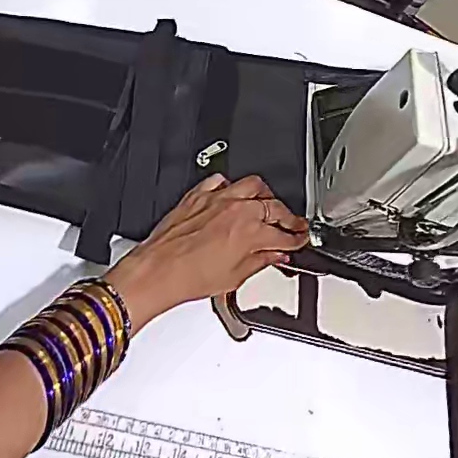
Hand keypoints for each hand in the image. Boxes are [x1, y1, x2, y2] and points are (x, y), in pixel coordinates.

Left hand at [106, 174, 308, 331]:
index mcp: (251, 232)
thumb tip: (273, 255)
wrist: (157, 270)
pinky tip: (231, 194)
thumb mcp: (235, 277)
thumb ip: (261, 261)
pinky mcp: (199, 195)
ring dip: (265, 195)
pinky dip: (230, 186)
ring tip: (268, 204)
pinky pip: (221, 181)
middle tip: (293, 225)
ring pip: (253, 185)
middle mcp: (237, 210)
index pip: (284, 234)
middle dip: (288, 218)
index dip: (297, 238)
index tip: (300, 239)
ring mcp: (218, 199)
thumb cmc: (188, 276)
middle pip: (275, 206)